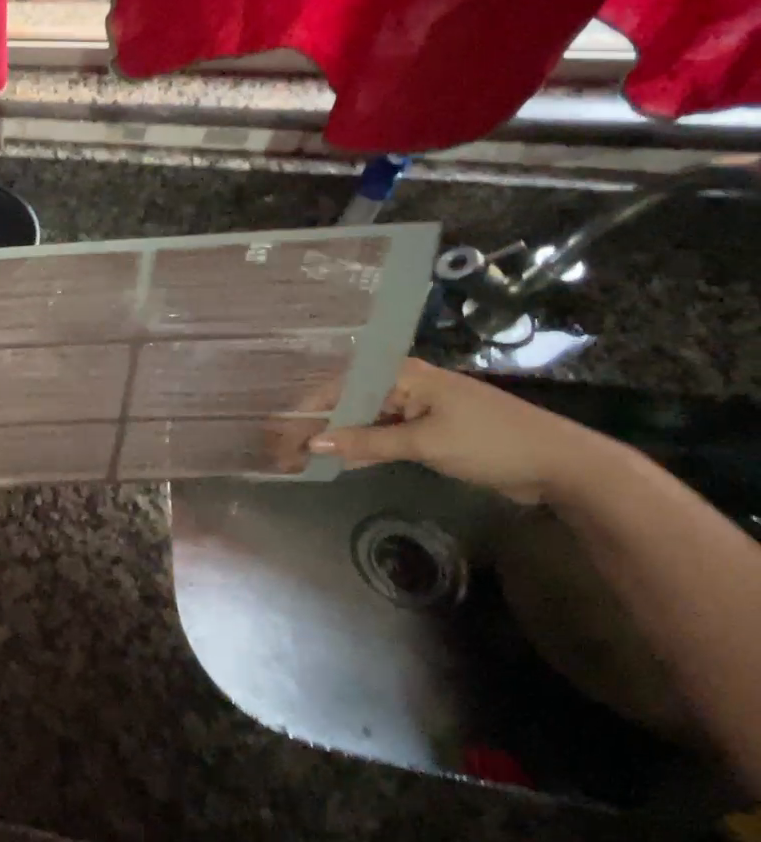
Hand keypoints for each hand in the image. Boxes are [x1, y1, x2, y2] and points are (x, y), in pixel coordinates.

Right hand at [310, 359, 626, 502]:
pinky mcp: (427, 430)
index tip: (278, 437)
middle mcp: (405, 384)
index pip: (337, 388)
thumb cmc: (493, 442)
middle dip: (313, 427)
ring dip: (333, 440)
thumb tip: (312, 444)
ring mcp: (416, 408)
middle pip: (345, 403)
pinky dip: (359, 449)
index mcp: (403, 375)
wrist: (564, 466)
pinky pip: (380, 435)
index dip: (305, 413)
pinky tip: (336, 462)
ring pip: (361, 421)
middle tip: (281, 452)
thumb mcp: (425, 443)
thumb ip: (366, 443)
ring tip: (298, 459)